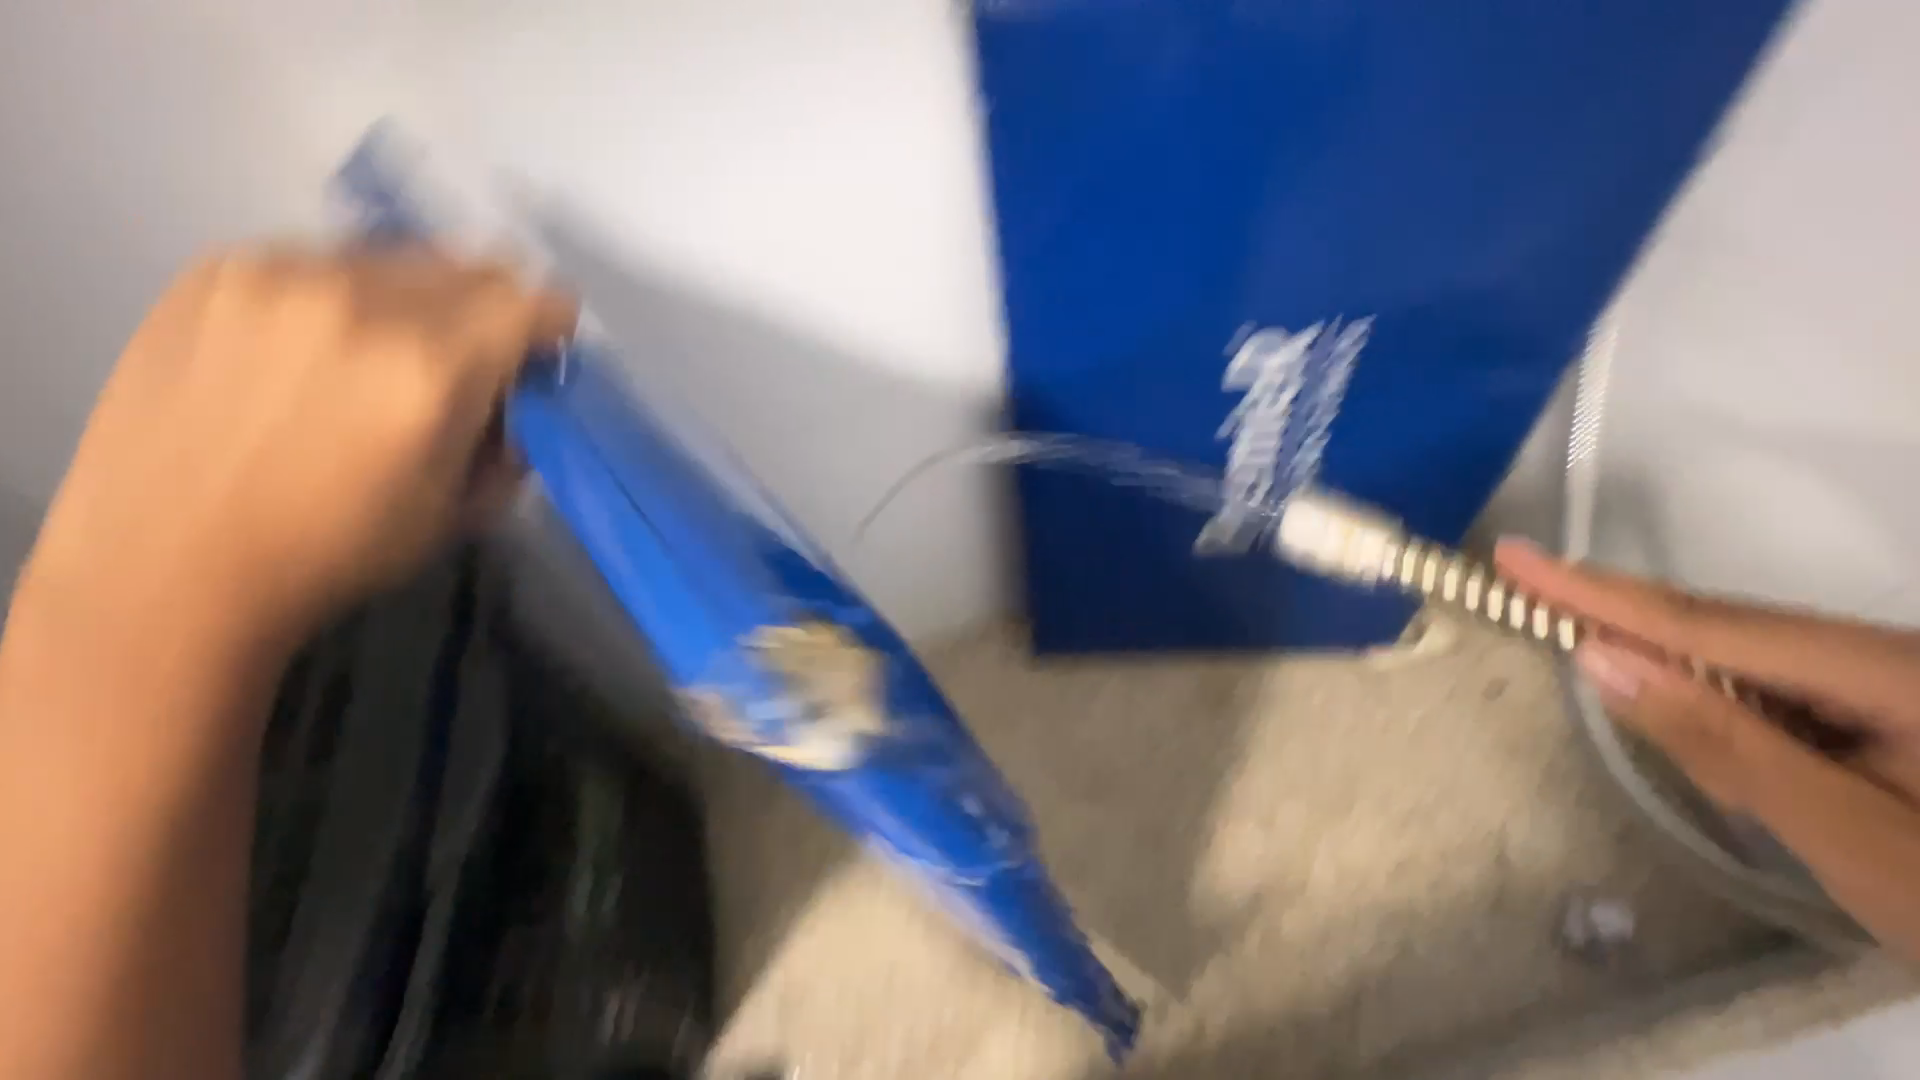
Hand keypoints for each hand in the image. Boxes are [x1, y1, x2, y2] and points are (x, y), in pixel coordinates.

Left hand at [20, 248, 574, 647]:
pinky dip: (345, 294)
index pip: (533, 300)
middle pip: (473, 265)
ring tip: (384, 352)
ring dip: (418, 297)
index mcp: (433, 369)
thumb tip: (516, 399)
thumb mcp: (462, 510)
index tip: (540, 356)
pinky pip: (322, 258)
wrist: (167, 560)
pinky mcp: (219, 269)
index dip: (551, 328)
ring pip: (398, 256)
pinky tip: (314, 349)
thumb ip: (509, 440)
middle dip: (492, 310)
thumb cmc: (336, 549)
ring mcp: (282, 274)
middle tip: (472, 358)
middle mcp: (363, 300)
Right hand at [1497, 538, 1919, 959]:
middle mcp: (1896, 652)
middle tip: (1551, 628)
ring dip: (1698, 700)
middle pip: (1733, 632)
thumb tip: (1598, 657)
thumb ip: (1721, 742)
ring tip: (1745, 786)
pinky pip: (1783, 691)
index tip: (1512, 555)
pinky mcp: (1896, 704)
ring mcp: (1897, 676)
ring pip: (1754, 664)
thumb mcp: (1849, 839)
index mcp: (1898, 670)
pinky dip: (1739, 720)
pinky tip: (1767, 773)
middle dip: (1642, 644)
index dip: (1600, 594)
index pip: (1711, 625)